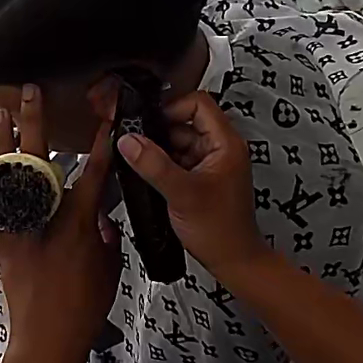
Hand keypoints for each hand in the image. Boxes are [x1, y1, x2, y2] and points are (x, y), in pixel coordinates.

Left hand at [0, 85, 120, 358]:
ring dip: (3, 143)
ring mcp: (19, 227)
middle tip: (30, 94)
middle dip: (36, 122)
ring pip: (8, 175)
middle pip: (40, 159)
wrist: (48, 337)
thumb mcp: (111, 267)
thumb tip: (100, 218)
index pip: (94, 171)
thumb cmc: (84, 306)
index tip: (104, 115)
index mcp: (80, 222)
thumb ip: (107, 237)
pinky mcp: (2, 240)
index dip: (100, 141)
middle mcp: (46, 216)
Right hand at [115, 92, 271, 278]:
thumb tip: (130, 141)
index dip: (171, 108)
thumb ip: (153, 165)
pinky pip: (178, 160)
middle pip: (185, 121)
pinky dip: (163, 164)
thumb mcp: (182, 193)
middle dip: (159, 131)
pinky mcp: (201, 178)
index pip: (198, 103)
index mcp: (226, 143)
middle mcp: (221, 149)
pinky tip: (151, 176)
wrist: (233, 259)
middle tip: (137, 143)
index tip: (149, 122)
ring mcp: (211, 163)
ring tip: (143, 164)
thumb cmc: (222, 231)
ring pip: (179, 141)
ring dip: (159, 149)